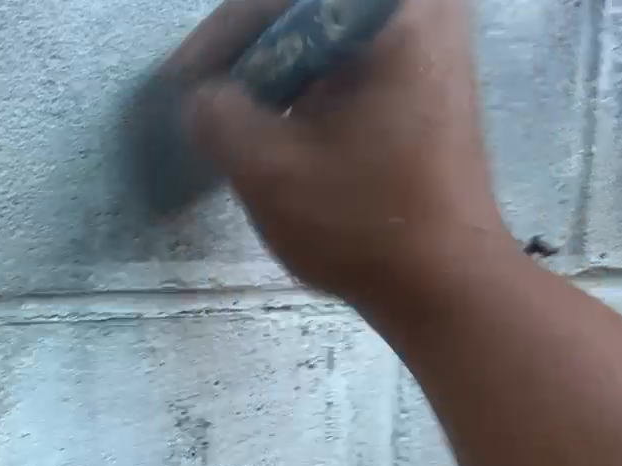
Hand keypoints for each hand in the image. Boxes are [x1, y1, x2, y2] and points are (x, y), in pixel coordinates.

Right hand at [179, 0, 513, 302]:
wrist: (443, 282)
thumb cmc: (360, 224)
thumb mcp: (270, 171)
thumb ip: (217, 119)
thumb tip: (199, 97)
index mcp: (390, 10)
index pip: (277, 1)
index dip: (217, 38)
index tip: (178, 84)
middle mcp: (421, 8)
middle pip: (304, 12)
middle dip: (247, 53)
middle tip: (204, 99)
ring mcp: (430, 43)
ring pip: (326, 37)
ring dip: (274, 72)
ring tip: (233, 119)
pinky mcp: (427, 81)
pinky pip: (350, 62)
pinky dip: (306, 89)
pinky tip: (279, 130)